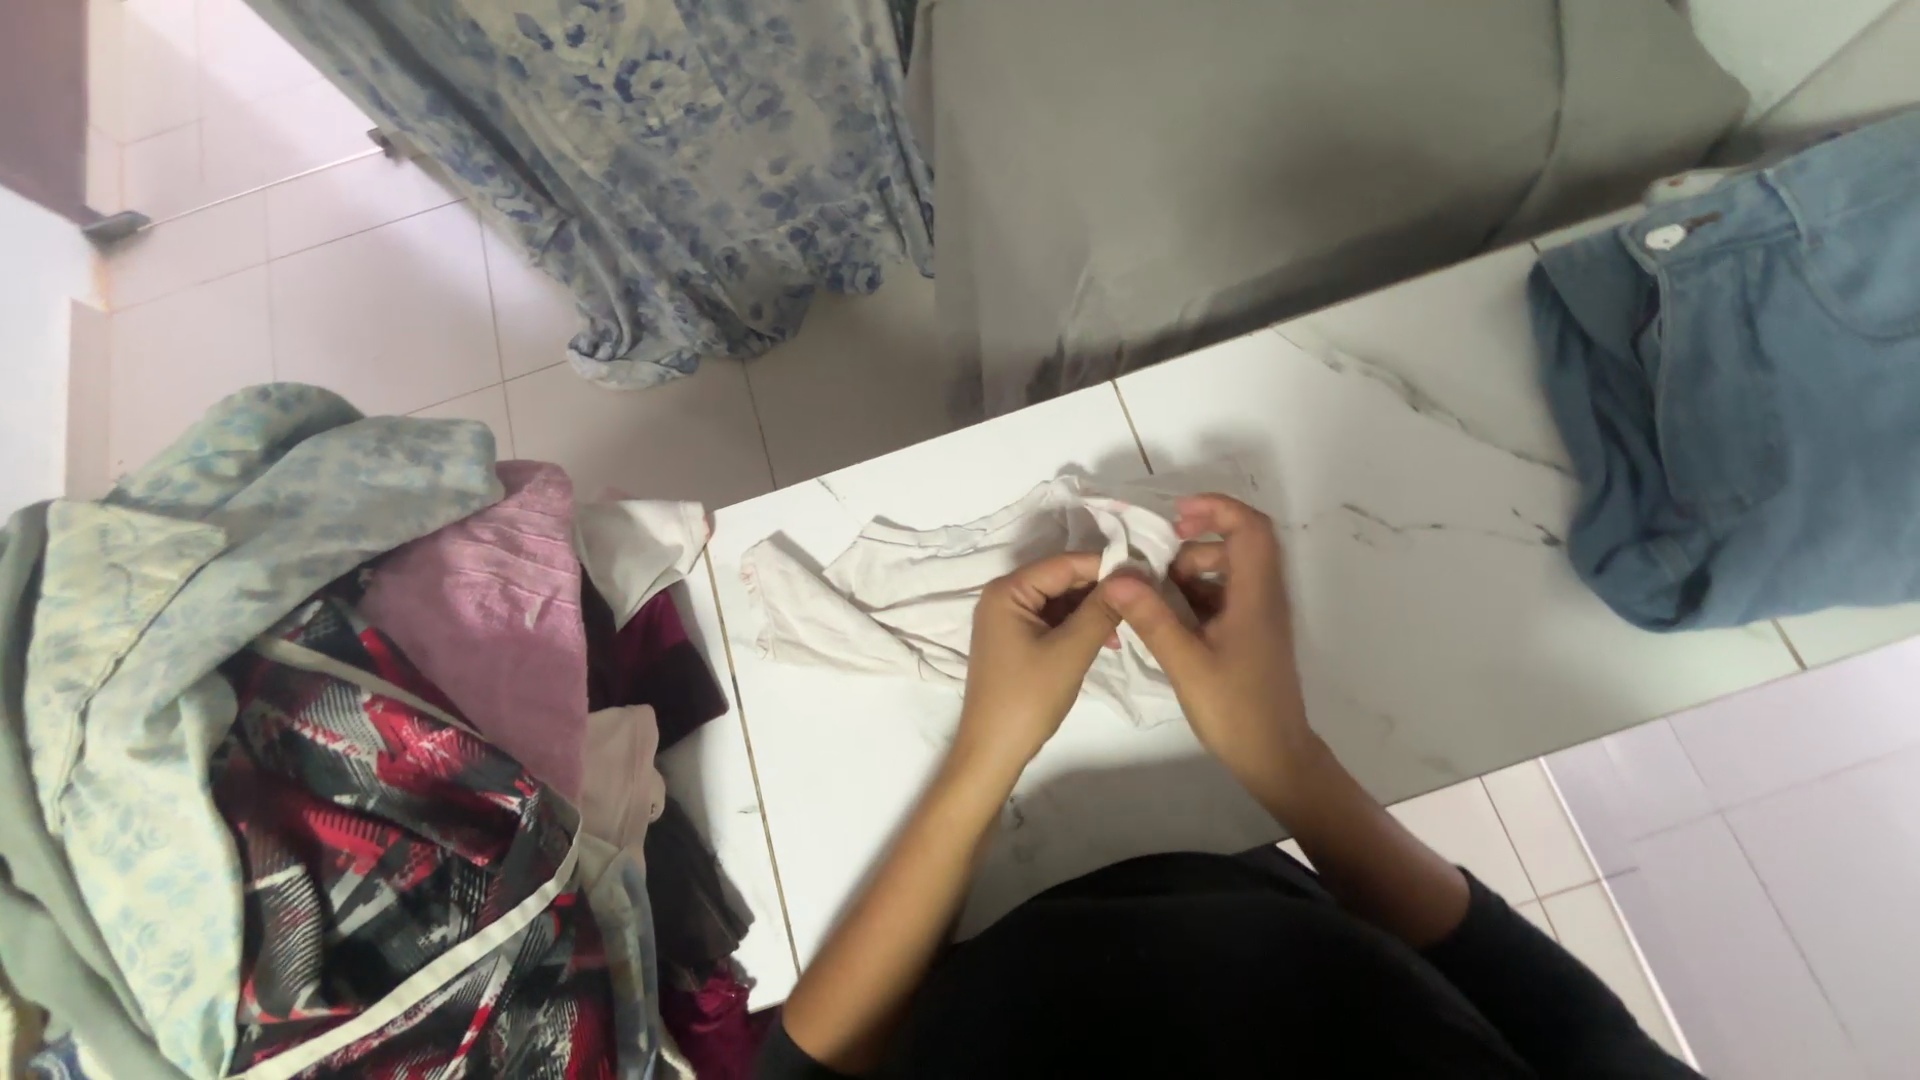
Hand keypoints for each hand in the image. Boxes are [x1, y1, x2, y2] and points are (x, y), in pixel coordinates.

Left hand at [954, 553, 1125, 776]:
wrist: (993, 749)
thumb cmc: (1028, 698)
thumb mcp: (1071, 650)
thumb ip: (1101, 609)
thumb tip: (1132, 575)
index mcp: (1008, 590)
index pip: (1064, 563)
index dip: (1106, 565)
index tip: (1147, 571)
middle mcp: (1003, 595)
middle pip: (1061, 579)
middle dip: (1101, 589)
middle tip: (1144, 597)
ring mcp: (1007, 618)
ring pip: (1060, 600)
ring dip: (1093, 609)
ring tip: (1128, 623)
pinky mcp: (1015, 638)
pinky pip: (1052, 620)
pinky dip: (1078, 626)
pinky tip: (1107, 640)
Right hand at [1103, 494, 1313, 805]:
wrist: (1274, 756)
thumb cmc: (1235, 709)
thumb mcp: (1185, 662)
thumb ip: (1152, 617)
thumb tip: (1118, 577)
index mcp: (1255, 596)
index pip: (1250, 528)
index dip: (1217, 508)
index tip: (1175, 516)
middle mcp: (1263, 597)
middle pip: (1238, 544)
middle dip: (1195, 542)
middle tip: (1156, 560)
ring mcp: (1257, 616)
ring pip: (1228, 571)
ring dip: (1191, 571)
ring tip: (1153, 593)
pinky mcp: (1249, 634)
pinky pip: (1223, 596)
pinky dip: (1194, 594)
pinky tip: (1165, 616)